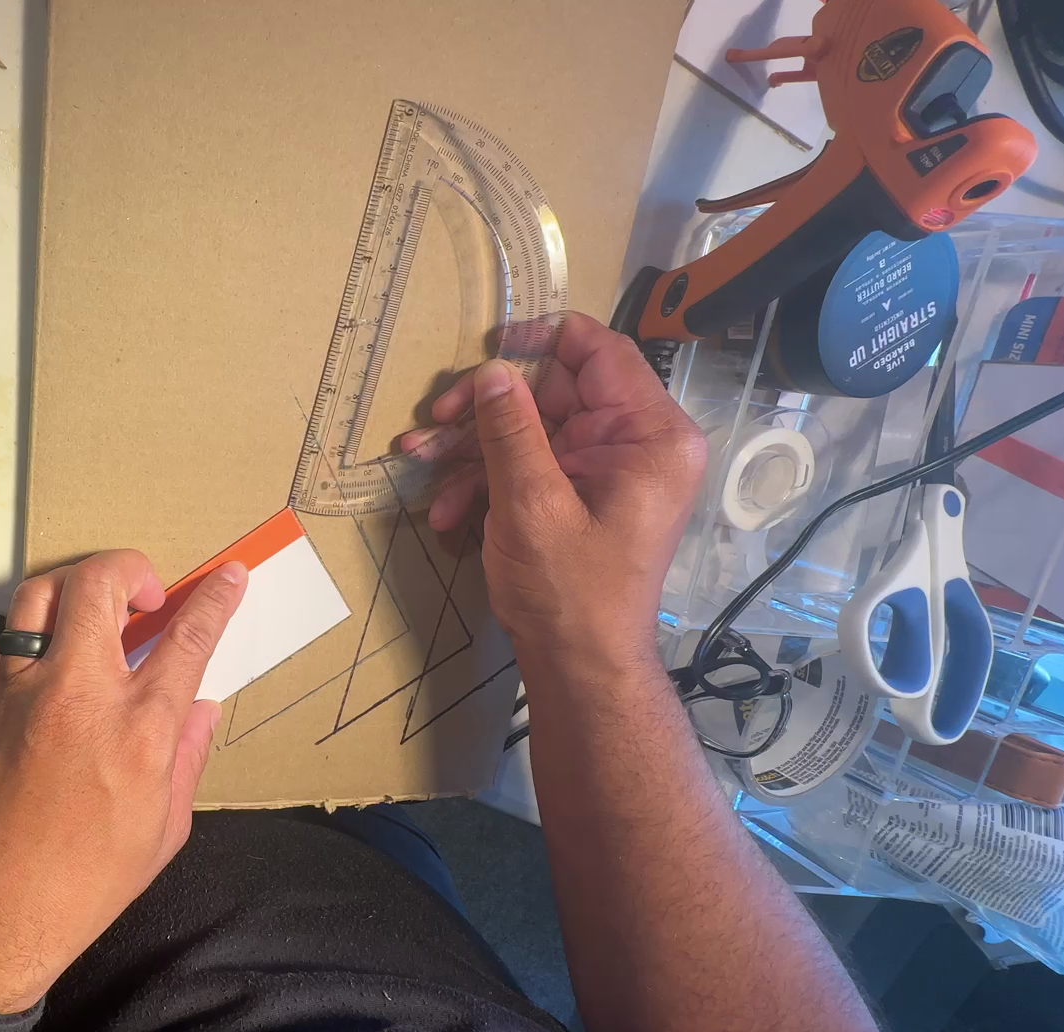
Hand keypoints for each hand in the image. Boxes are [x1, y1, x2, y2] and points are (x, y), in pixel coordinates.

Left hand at [0, 550, 247, 1012]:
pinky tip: (46, 665)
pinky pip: (8, 639)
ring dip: (75, 589)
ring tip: (92, 613)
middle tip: (144, 594)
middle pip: (100, 584)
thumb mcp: (166, 827)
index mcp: (139, 728)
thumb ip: (189, 754)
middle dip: (130, 567)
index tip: (229, 575)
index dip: (214, 598)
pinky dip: (36, 637)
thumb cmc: (90, 878)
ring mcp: (21, 689)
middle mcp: (79, 691)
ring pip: (42, 593)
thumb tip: (201, 703)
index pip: (187, 638)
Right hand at [399, 312, 704, 662]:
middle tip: (434, 422)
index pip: (602, 353)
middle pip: (549, 394)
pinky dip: (480, 484)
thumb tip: (490, 370)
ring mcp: (597, 469)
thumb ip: (512, 431)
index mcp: (647, 435)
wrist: (576, 661)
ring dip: (468, 450)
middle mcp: (628, 443)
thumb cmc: (568, 588)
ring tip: (416, 461)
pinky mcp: (570, 493)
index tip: (487, 346)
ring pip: (525, 431)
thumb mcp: (532, 504)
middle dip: (484, 410)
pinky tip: (445, 512)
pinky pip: (522, 467)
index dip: (543, 339)